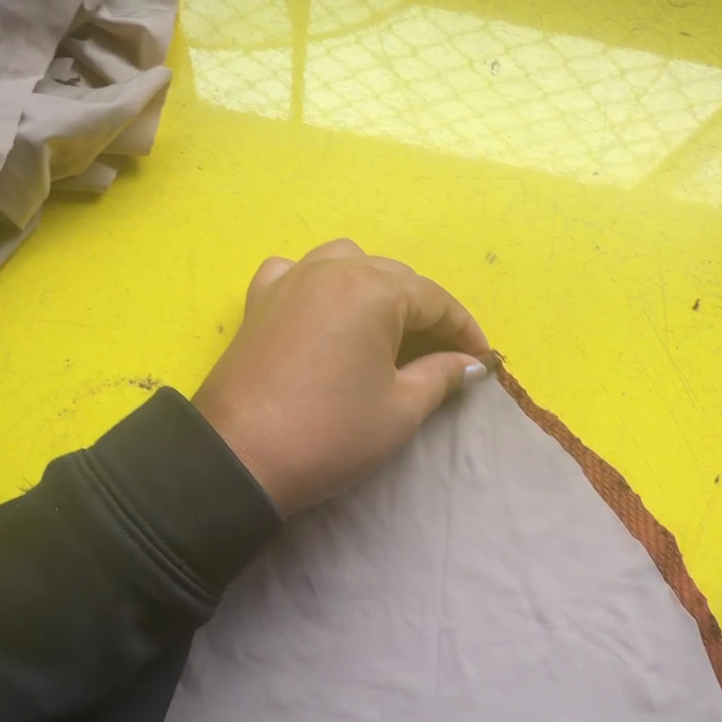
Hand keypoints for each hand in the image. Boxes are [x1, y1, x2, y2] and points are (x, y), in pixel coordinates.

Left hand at [194, 239, 490, 514]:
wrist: (239, 458)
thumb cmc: (329, 434)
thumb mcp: (400, 410)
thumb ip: (441, 376)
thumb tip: (469, 363)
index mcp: (372, 290)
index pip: (434, 299)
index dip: (464, 329)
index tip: (481, 358)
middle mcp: (331, 269)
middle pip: (394, 277)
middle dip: (425, 311)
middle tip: (443, 352)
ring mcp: (290, 279)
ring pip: (347, 263)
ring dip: (375, 287)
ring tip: (387, 326)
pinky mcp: (258, 300)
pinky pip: (298, 273)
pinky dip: (319, 283)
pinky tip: (324, 308)